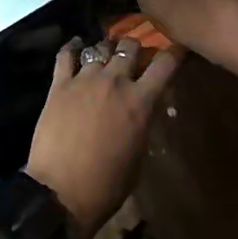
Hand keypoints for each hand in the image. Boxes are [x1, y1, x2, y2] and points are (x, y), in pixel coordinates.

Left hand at [25, 37, 181, 238]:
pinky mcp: (59, 84)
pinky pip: (66, 54)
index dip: (174, 51)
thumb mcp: (138, 152)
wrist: (61, 192)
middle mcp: (115, 81)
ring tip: (104, 55)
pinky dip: (72, 47)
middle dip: (134, 47)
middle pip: (129, 46)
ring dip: (105, 50)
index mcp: (141, 101)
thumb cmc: (107, 183)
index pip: (166, 63)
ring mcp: (85, 79)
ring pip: (100, 47)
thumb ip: (142, 120)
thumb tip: (142, 107)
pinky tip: (75, 46)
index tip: (178, 46)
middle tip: (132, 55)